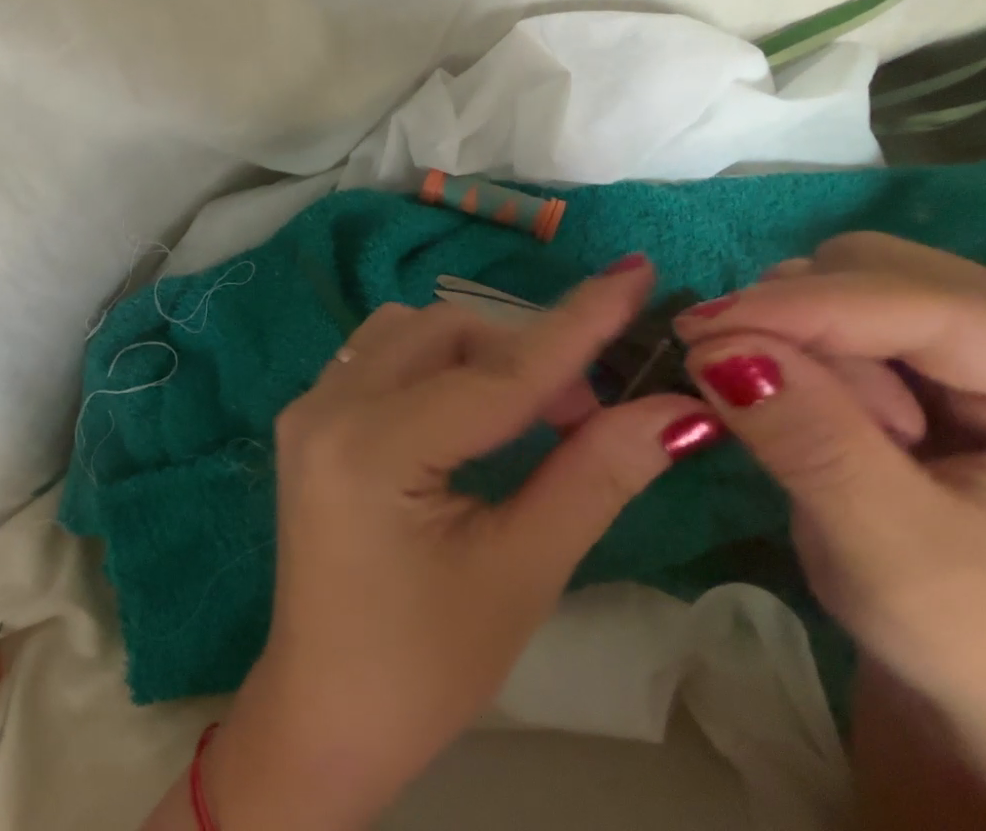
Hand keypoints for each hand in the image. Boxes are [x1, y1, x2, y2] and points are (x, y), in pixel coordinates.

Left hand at [198, 257, 718, 829]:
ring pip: (406, 338)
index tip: (638, 274)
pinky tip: (472, 417)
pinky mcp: (307, 429)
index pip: (495, 371)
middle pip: (442, 333)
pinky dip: (435, 370)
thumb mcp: (521, 570)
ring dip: (477, 355)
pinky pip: (377, 363)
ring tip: (533, 416)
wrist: (326, 710)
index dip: (576, 324)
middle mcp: (325, 409)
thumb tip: (680, 407)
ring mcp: (306, 414)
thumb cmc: (424, 663)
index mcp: (371, 447)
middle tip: (586, 412)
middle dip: (523, 351)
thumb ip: (594, 474)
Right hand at [675, 233, 985, 826]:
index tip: (695, 328)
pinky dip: (802, 358)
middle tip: (763, 403)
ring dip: (802, 346)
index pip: (937, 306)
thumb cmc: (984, 646)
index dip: (808, 306)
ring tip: (812, 433)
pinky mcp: (944, 383)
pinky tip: (807, 415)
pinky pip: (847, 332)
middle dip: (807, 326)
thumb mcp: (890, 551)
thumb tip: (712, 348)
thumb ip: (808, 441)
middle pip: (897, 276)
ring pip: (862, 294)